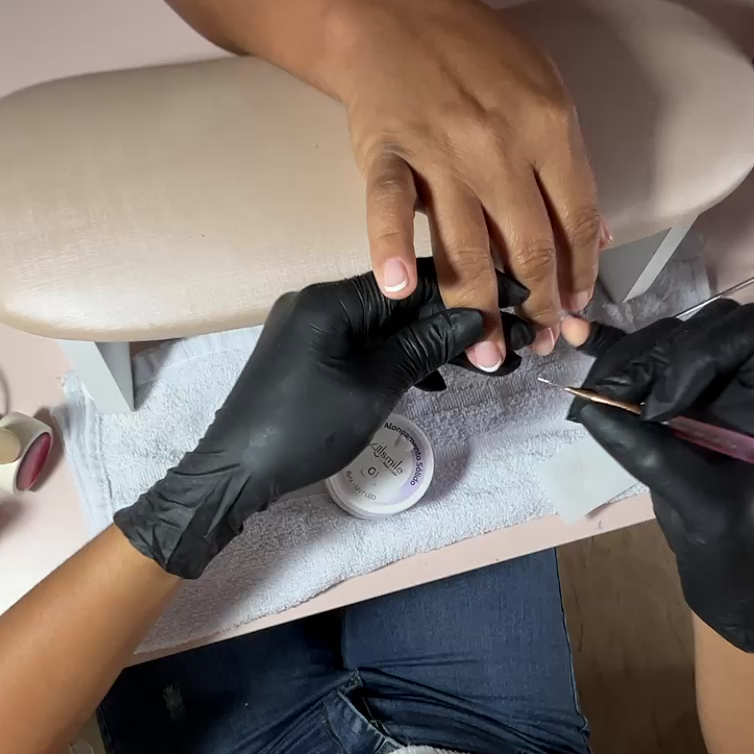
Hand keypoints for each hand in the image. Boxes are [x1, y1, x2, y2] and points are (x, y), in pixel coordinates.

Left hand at [115, 263, 485, 577]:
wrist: (236, 472)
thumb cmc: (305, 430)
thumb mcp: (373, 389)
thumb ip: (423, 348)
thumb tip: (476, 318)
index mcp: (331, 300)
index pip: (413, 281)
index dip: (468, 290)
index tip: (517, 297)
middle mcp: (320, 302)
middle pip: (401, 304)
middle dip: (454, 324)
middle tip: (509, 340)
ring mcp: (312, 328)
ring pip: (385, 329)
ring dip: (430, 347)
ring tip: (482, 365)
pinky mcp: (309, 354)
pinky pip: (363, 348)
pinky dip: (397, 361)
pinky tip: (432, 380)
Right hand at [322, 0, 603, 370]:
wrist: (396, 17)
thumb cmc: (474, 55)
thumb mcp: (544, 93)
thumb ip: (568, 166)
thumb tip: (595, 233)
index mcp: (548, 127)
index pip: (574, 220)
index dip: (578, 276)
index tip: (573, 314)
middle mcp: (500, 147)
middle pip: (526, 246)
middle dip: (535, 307)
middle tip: (534, 348)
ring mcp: (441, 153)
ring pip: (466, 246)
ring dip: (479, 311)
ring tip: (488, 357)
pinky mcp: (388, 155)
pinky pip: (389, 208)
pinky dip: (390, 248)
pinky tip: (400, 290)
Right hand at [567, 302, 753, 651]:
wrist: (732, 568)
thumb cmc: (735, 544)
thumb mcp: (702, 507)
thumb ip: (652, 457)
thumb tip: (592, 409)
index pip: (752, 332)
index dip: (700, 353)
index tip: (662, 408)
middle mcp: (750, 381)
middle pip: (701, 328)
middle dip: (651, 358)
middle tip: (611, 400)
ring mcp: (713, 386)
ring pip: (668, 340)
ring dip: (625, 362)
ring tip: (594, 399)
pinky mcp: (679, 397)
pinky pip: (648, 361)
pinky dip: (614, 353)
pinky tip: (582, 342)